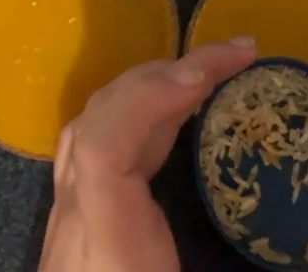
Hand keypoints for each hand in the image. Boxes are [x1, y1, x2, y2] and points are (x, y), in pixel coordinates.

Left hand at [38, 38, 256, 271]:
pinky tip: (169, 111)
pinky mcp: (72, 217)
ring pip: (95, 121)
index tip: (204, 79)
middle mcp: (76, 217)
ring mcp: (66, 213)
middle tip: (234, 57)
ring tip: (206, 74)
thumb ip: (241, 271)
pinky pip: (94, 140)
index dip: (148, 99)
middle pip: (103, 117)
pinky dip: (134, 109)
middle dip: (170, 73)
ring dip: (151, 84)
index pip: (103, 152)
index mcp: (108, 245)